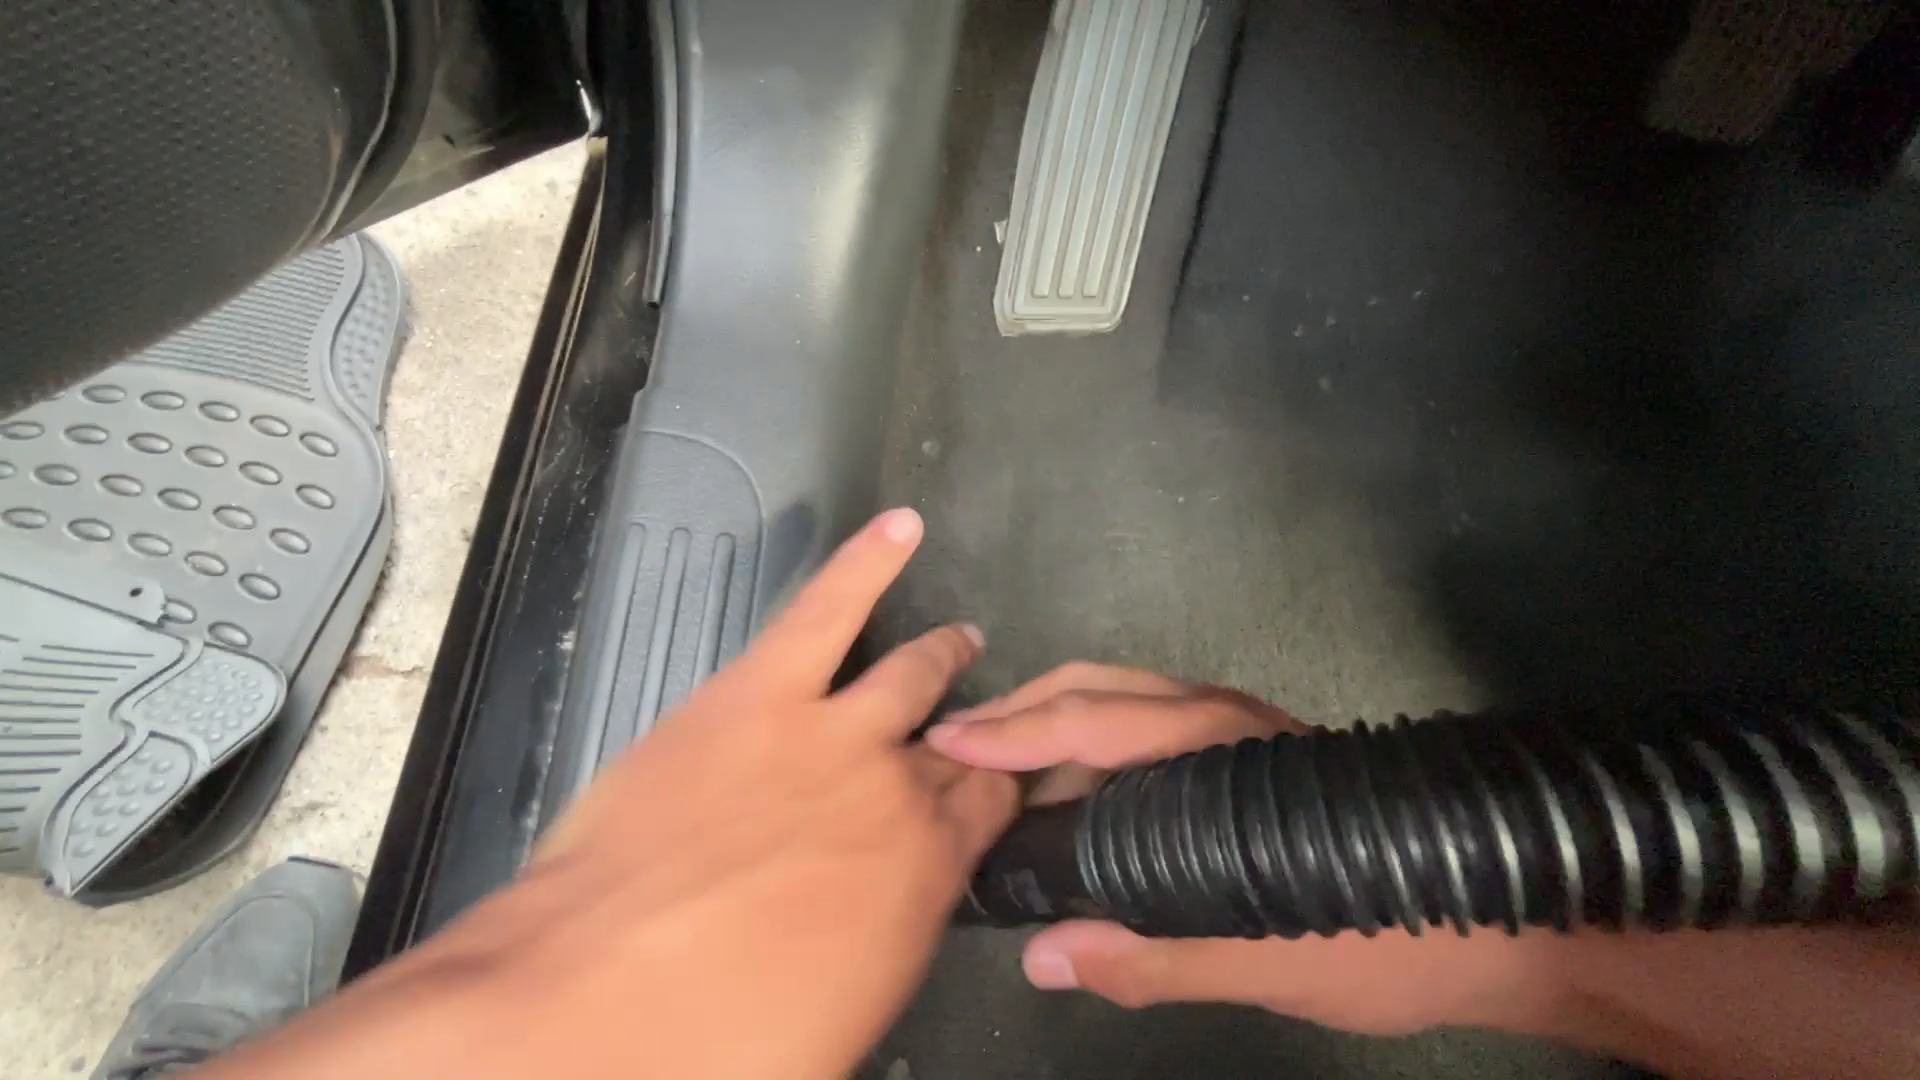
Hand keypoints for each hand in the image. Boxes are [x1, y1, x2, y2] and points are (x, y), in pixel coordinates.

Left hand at [291, 509, 1018, 1079]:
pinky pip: (827, 608)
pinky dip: (866, 562)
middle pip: (956, 747)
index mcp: (921, 873)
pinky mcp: (762, 689)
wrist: (593, 1003)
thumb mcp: (841, 1010)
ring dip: (941, 654)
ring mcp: (832, 730)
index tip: (1002, 774)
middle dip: (976, 731)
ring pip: (910, 674)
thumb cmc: (720, 1041)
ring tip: (961, 638)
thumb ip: (888, 934)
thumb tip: (894, 900)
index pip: (985, 807)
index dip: (997, 785)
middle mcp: (897, 790)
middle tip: (982, 719)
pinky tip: (899, 528)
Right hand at [927, 663, 1560, 1036]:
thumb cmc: (1387, 930)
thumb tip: (1045, 959)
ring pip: (1109, 694)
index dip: (1008, 734)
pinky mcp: (1233, 737)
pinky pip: (1133, 719)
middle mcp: (1210, 712)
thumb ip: (1152, 957)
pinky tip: (1066, 789)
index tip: (943, 745)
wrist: (1499, 911)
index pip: (1086, 724)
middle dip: (1014, 711)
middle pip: (1088, 686)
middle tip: (954, 752)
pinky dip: (1082, 740)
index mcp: (1213, 746)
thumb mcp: (1269, 958)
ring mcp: (1223, 718)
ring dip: (1045, 721)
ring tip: (995, 771)